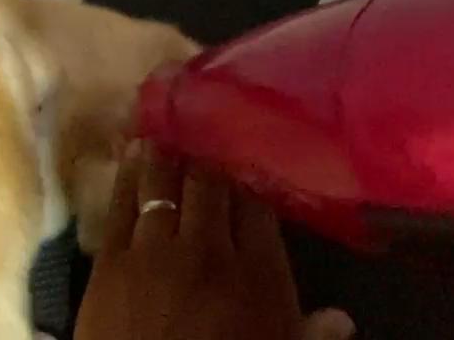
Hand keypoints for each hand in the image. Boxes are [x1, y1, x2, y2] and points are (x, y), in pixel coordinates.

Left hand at [74, 141, 353, 339]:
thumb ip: (309, 339)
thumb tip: (341, 319)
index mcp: (260, 282)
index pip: (257, 210)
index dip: (250, 181)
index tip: (244, 160)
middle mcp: (210, 253)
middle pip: (209, 186)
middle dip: (206, 161)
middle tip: (201, 141)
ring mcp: (156, 250)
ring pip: (163, 183)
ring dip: (165, 156)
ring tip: (164, 133)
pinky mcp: (112, 256)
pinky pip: (121, 201)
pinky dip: (128, 172)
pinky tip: (130, 151)